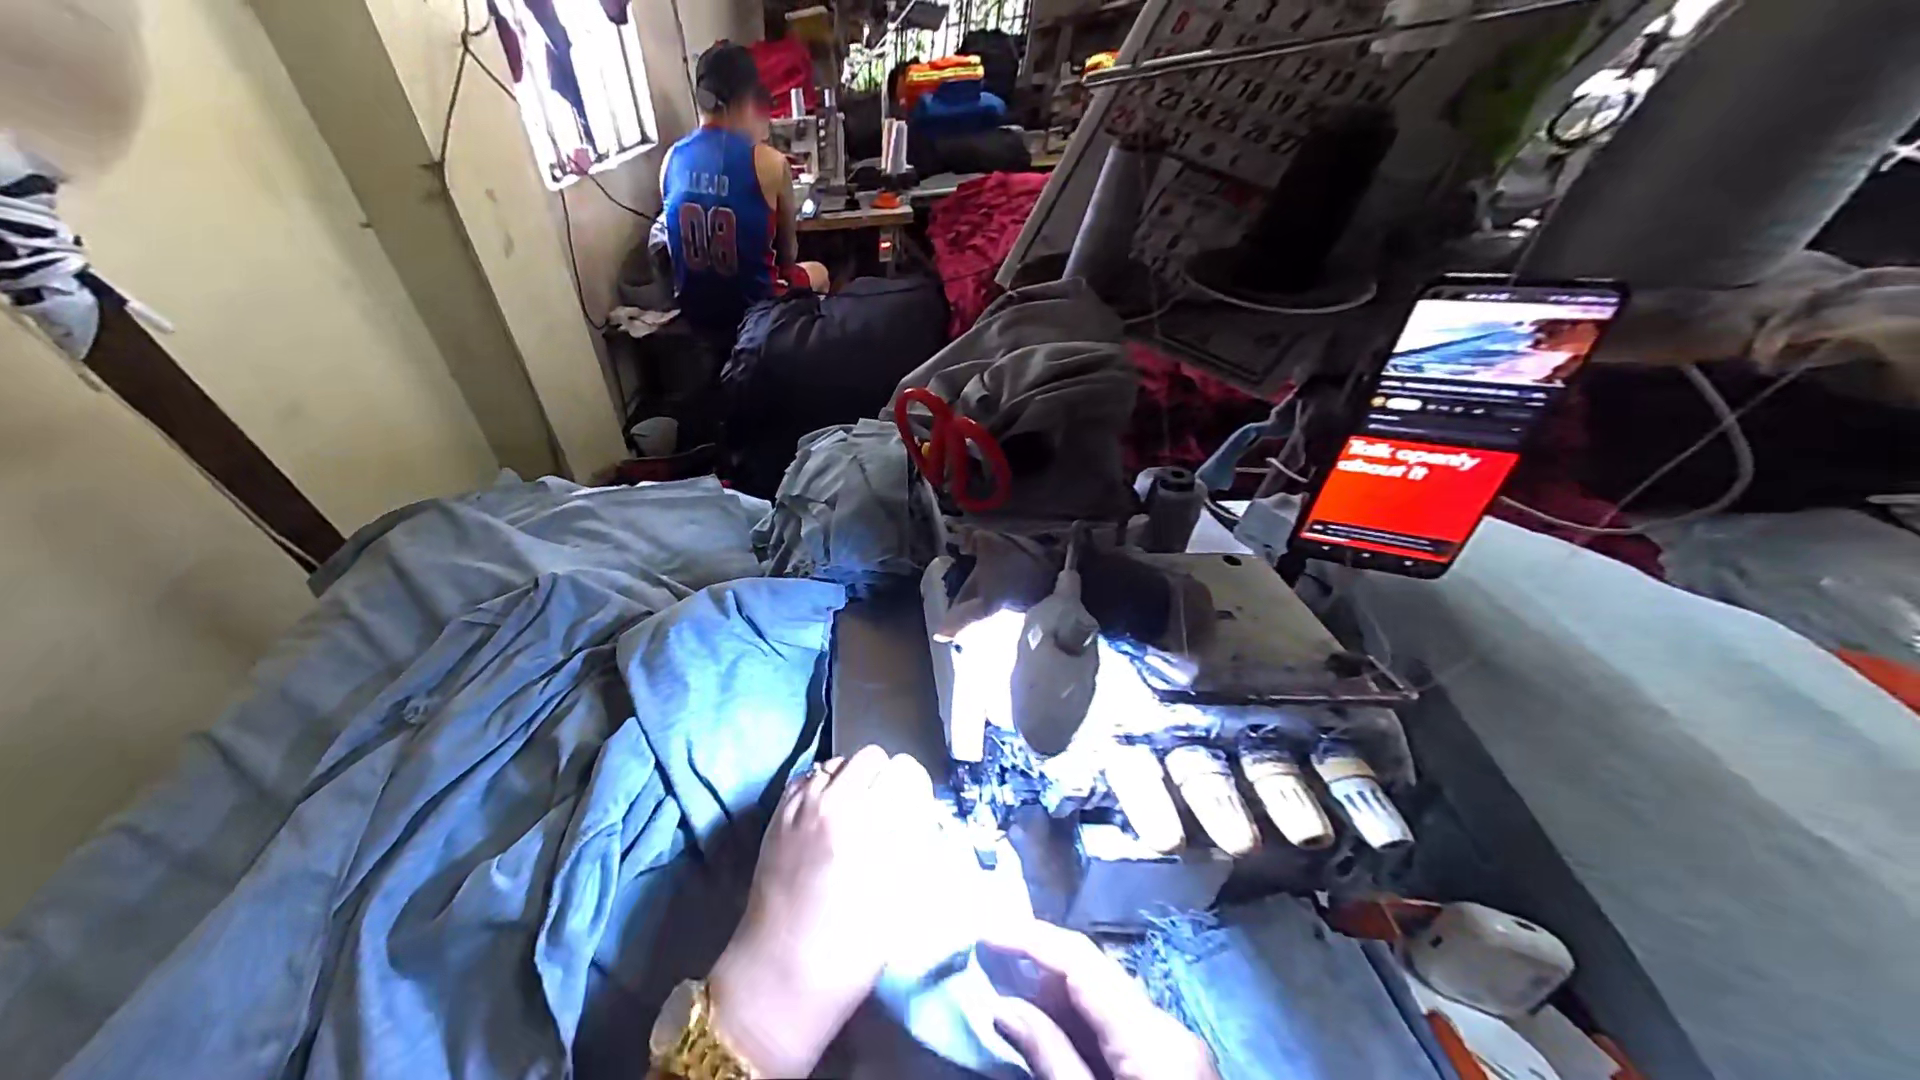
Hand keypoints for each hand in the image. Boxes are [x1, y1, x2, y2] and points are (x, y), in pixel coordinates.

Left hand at [707, 745, 936, 1076]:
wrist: (776, 981)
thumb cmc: (846, 952)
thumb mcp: (897, 898)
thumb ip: (911, 844)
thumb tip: (920, 815)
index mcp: (864, 823)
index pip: (903, 771)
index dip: (915, 785)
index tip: (916, 803)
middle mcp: (829, 803)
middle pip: (869, 757)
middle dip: (884, 775)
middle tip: (887, 806)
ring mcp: (798, 807)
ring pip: (836, 763)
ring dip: (852, 778)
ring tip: (857, 810)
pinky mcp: (776, 819)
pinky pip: (807, 780)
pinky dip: (823, 786)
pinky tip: (828, 815)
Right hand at [982, 919, 1221, 1079]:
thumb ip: (1050, 1058)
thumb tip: (1006, 1007)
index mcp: (1152, 1036)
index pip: (1083, 962)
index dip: (1032, 940)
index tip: (986, 934)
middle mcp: (1168, 1028)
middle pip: (1096, 973)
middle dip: (1042, 965)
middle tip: (991, 963)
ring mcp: (1176, 1049)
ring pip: (1106, 997)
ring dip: (1057, 994)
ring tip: (1010, 992)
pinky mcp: (1173, 1069)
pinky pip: (1119, 1027)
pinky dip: (1080, 1023)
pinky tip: (1050, 1030)